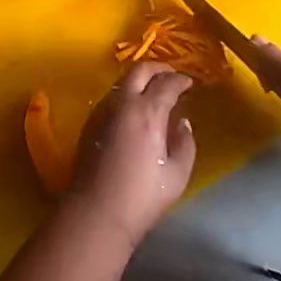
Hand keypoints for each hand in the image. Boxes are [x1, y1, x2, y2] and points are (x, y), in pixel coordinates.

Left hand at [64, 62, 197, 246]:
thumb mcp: (176, 175)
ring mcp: (103, 109)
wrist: (96, 212)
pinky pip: (112, 96)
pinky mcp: (91, 121)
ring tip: (154, 89)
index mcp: (148, 112)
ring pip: (123, 81)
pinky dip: (127, 93)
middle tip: (171, 76)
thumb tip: (182, 123)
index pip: (167, 83)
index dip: (181, 79)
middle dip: (159, 68)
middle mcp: (124, 103)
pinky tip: (134, 108)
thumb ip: (185, 144)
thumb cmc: (141, 197)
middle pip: (140, 69)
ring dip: (140, 79)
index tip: (189, 82)